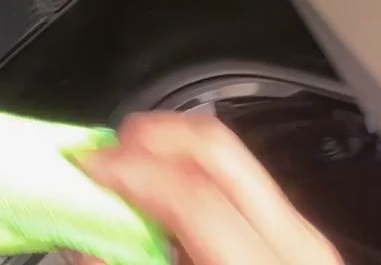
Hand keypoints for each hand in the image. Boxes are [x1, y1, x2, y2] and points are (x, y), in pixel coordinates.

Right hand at [76, 111, 341, 264]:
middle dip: (147, 136)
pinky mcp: (287, 226)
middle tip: (102, 154)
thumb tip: (85, 245)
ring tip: (124, 175)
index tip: (85, 165)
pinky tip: (160, 200)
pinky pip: (228, 173)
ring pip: (220, 149)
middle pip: (212, 145)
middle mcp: (293, 236)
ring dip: (163, 149)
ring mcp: (295, 226)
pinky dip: (184, 170)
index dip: (130, 171)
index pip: (193, 195)